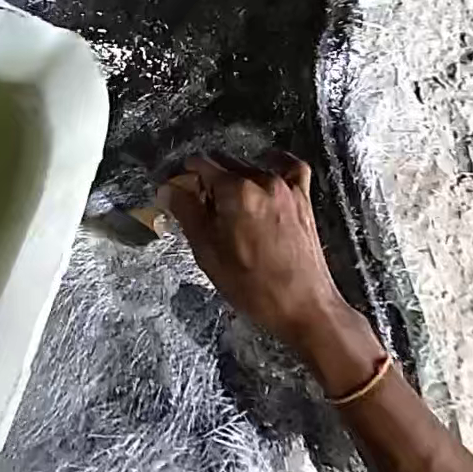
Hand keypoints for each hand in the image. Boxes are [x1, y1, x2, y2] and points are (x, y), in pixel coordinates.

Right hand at [156, 152, 384, 394]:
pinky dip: (275, 165)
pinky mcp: (303, 197)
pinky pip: (288, 167)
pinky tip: (264, 175)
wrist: (305, 307)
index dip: (184, 177)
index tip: (177, 192)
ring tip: (228, 208)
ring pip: (250, 168)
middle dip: (207, 180)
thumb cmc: (254, 287)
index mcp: (235, 191)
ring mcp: (286, 186)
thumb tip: (167, 190)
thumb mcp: (209, 253)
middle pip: (224, 164)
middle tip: (199, 207)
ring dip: (234, 180)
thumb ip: (187, 214)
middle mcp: (261, 180)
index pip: (201, 166)